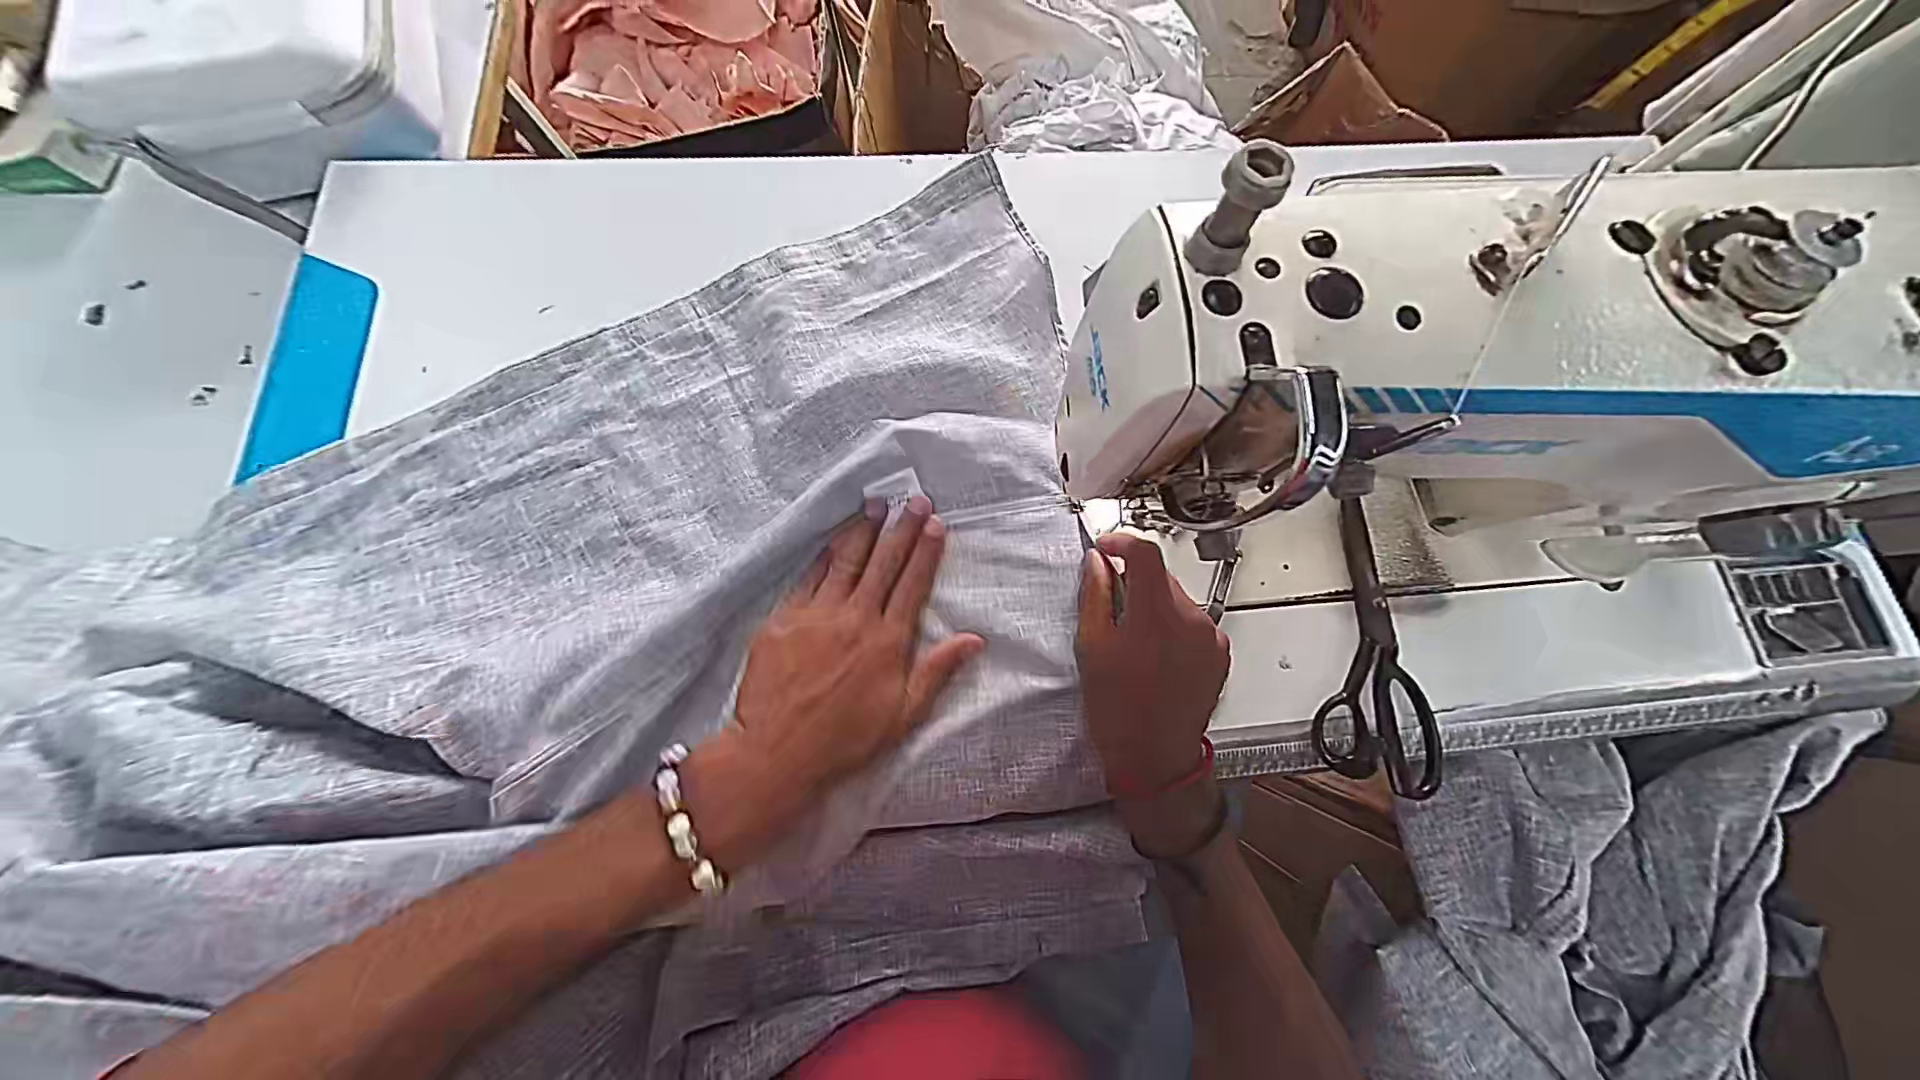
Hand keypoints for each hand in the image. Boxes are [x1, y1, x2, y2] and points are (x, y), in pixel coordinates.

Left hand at [684, 497, 984, 867]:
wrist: (777, 752)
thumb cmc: (846, 739)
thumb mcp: (903, 714)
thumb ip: (938, 671)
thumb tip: (974, 639)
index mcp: (888, 640)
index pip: (912, 584)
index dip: (925, 551)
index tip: (934, 523)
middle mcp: (856, 618)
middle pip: (884, 564)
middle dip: (902, 529)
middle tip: (914, 500)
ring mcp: (818, 614)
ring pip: (846, 561)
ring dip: (864, 531)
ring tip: (876, 505)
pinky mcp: (785, 619)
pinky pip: (809, 577)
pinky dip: (824, 555)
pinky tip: (833, 539)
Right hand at [1077, 532, 1229, 810]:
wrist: (1155, 756)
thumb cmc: (1120, 712)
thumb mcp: (1091, 647)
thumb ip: (1095, 596)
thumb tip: (1097, 564)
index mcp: (1156, 616)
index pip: (1145, 554)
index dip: (1121, 542)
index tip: (1106, 547)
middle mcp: (1191, 620)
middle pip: (1161, 575)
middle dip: (1134, 580)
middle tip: (1110, 604)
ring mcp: (1209, 637)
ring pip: (1176, 598)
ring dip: (1153, 604)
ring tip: (1133, 640)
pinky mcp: (1219, 652)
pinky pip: (1192, 621)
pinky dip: (1172, 625)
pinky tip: (1155, 653)